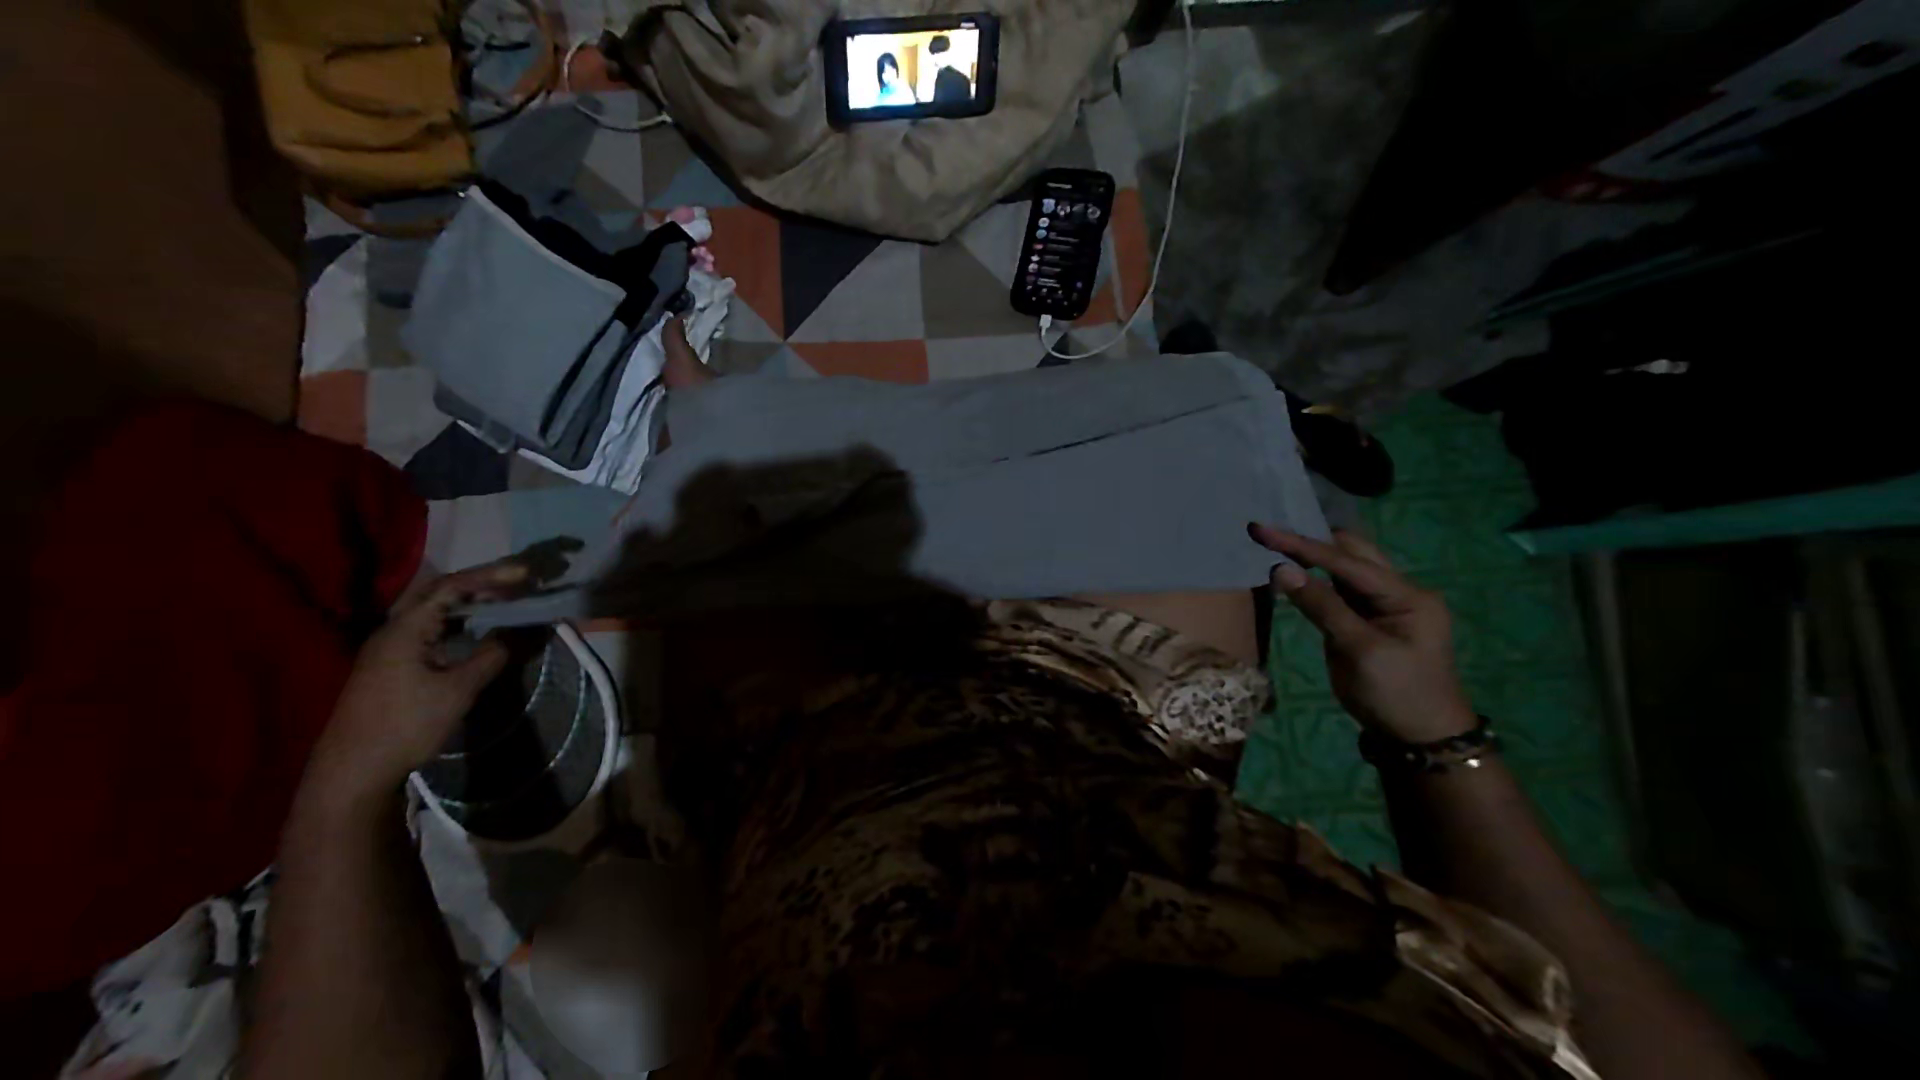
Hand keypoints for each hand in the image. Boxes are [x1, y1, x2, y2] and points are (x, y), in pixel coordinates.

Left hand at [303, 563, 529, 807]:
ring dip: (468, 601)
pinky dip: (457, 620)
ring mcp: (389, 647)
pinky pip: (429, 628)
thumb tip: (520, 630)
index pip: (451, 587)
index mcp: (405, 629)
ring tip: (504, 601)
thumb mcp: (458, 690)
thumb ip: (492, 655)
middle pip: (437, 592)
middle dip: (478, 582)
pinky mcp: (392, 664)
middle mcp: (393, 630)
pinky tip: (477, 629)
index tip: (526, 574)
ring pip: (432, 610)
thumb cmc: (407, 724)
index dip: (491, 576)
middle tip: (516, 583)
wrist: (354, 770)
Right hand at [1249, 524, 1476, 743]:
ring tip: (1275, 545)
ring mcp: (1385, 607)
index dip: (1302, 545)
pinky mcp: (1370, 621)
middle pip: (1352, 553)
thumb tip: (1281, 569)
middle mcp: (1399, 592)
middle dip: (1311, 541)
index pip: (1346, 561)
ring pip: (1346, 569)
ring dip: (1313, 558)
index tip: (1262, 530)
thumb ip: (1322, 606)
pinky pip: (1341, 590)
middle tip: (1269, 533)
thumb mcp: (1358, 650)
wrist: (1421, 739)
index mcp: (1407, 596)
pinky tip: (1295, 572)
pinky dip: (1317, 580)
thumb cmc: (1396, 694)